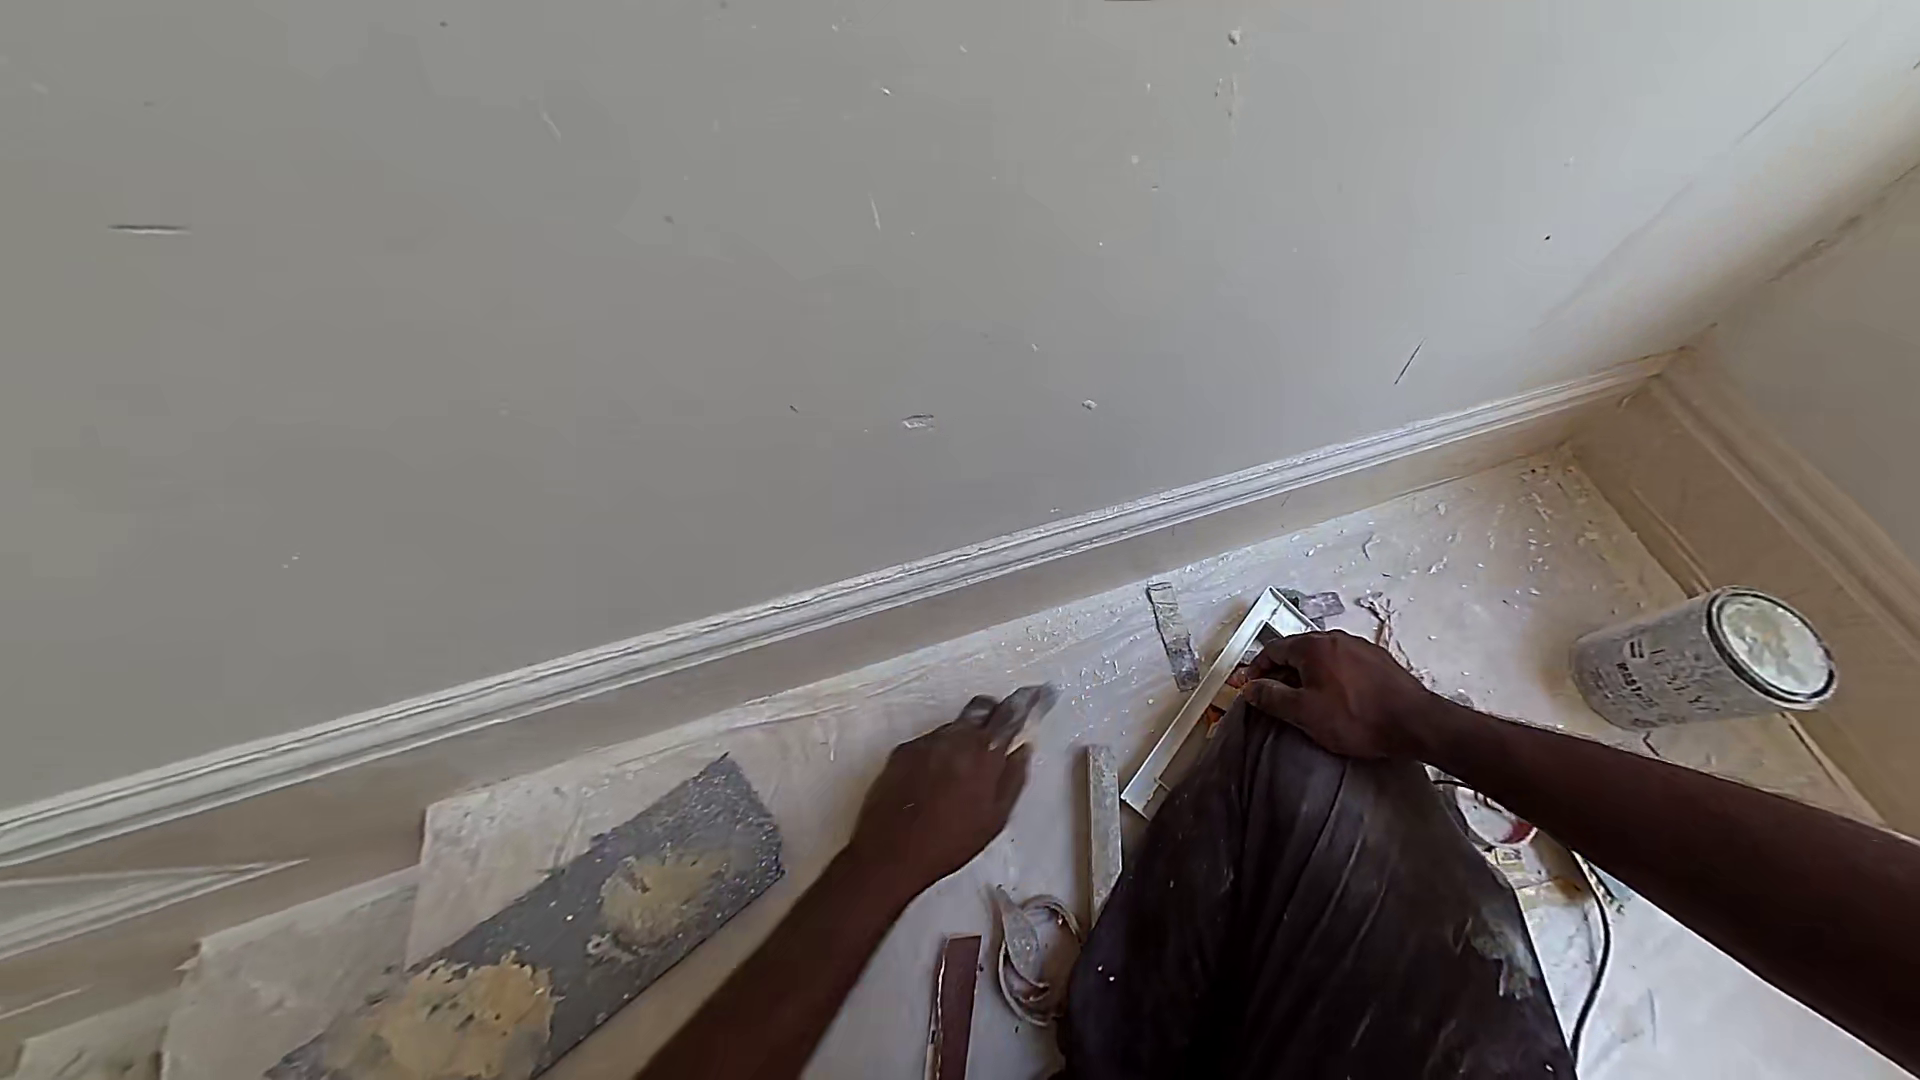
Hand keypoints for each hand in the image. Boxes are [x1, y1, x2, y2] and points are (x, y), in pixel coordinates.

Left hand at [844, 686, 1054, 896]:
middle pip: (981, 708)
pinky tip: (935, 780)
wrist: (891, 851)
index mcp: (984, 752)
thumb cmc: (951, 841)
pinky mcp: (903, 750)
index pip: (1011, 713)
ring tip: (962, 772)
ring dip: (965, 738)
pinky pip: (930, 742)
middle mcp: (955, 736)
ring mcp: (926, 740)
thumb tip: (1023, 749)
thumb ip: (1013, 778)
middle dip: (995, 711)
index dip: (1028, 700)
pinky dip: (940, 752)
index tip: (1040, 691)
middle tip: (1000, 730)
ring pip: (954, 727)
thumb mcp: (995, 818)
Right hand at [1242, 630, 1441, 758]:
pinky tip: (1334, 698)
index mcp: (1312, 646)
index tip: (1249, 684)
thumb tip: (1252, 688)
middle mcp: (1335, 639)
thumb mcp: (1304, 712)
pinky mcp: (1379, 662)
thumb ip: (1271, 697)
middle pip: (1295, 651)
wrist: (1419, 725)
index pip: (1271, 650)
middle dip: (1280, 672)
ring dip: (1305, 675)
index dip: (1255, 669)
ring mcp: (1360, 649)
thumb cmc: (1361, 718)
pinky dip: (1330, 677)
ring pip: (1320, 658)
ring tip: (1303, 699)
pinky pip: (1343, 665)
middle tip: (1272, 693)